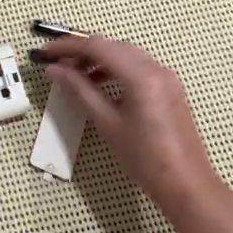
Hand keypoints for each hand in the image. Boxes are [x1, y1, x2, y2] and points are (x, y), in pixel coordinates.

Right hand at [38, 36, 216, 206]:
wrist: (187, 186)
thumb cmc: (145, 159)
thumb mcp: (107, 123)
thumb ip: (79, 90)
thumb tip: (54, 70)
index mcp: (142, 76)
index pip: (98, 47)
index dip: (67, 46)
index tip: (45, 54)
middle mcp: (156, 68)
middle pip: (112, 46)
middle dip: (82, 50)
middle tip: (57, 64)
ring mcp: (166, 76)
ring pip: (125, 54)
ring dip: (98, 58)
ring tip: (75, 74)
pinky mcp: (169, 87)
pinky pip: (137, 66)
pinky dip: (115, 68)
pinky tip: (99, 83)